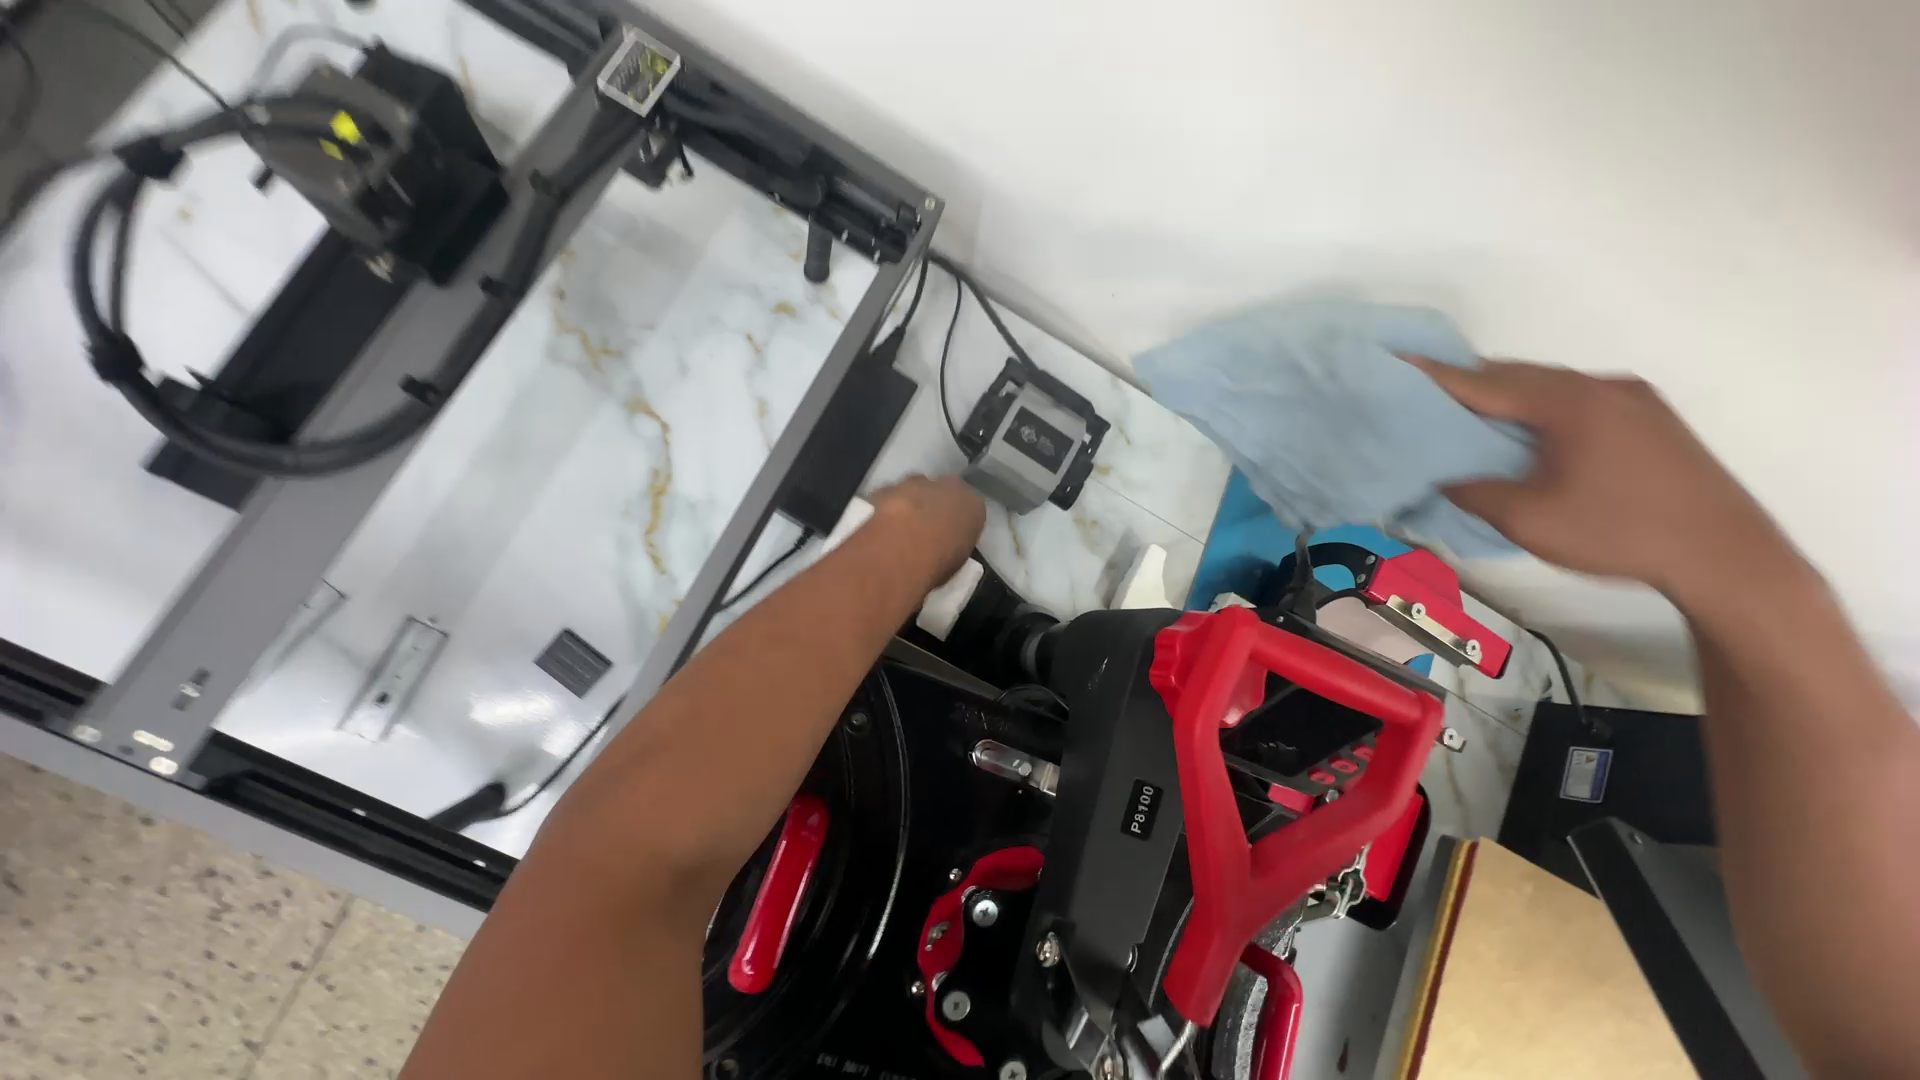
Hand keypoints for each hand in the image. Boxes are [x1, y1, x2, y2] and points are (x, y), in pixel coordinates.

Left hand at [867, 474, 986, 581]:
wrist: (902, 550)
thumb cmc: (939, 562)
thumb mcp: (958, 559)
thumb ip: (954, 544)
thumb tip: (944, 546)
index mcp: (973, 505)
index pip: (969, 508)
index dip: (956, 521)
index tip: (948, 535)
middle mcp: (948, 486)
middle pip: (942, 491)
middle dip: (933, 504)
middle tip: (923, 528)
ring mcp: (915, 482)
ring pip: (914, 488)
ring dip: (909, 502)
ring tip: (898, 528)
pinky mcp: (886, 487)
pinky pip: (887, 496)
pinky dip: (883, 507)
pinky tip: (878, 525)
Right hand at [1405, 356, 1797, 602]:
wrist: (1727, 558)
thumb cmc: (1619, 533)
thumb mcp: (1528, 520)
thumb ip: (1474, 493)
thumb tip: (1444, 480)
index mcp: (1571, 403)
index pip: (1486, 382)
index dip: (1436, 375)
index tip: (1397, 361)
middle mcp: (1604, 388)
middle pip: (1520, 375)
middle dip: (1470, 383)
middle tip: (1422, 393)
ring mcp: (1635, 400)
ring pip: (1552, 388)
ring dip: (1507, 397)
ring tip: (1466, 414)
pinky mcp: (1652, 421)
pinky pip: (1578, 401)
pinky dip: (1540, 409)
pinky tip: (1526, 432)